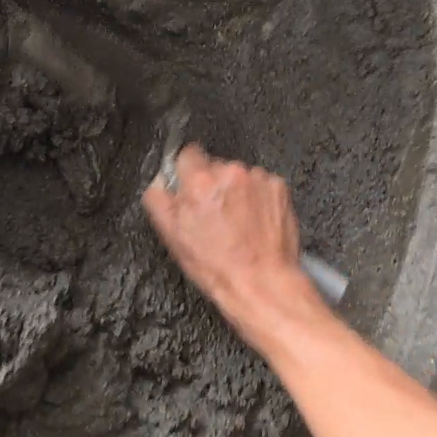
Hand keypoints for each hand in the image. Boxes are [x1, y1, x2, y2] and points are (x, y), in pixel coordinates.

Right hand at [143, 145, 321, 343]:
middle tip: (215, 216)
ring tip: (238, 224)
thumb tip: (159, 182)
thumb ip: (158, 200)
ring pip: (239, 176)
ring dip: (237, 192)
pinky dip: (258, 199)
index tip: (192, 188)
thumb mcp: (172, 237)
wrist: (262, 283)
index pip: (188, 153)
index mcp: (199, 181)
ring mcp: (256, 178)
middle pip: (215, 166)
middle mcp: (229, 172)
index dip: (188, 173)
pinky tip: (255, 223)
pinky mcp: (278, 188)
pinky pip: (262, 185)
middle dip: (213, 186)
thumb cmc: (218, 267)